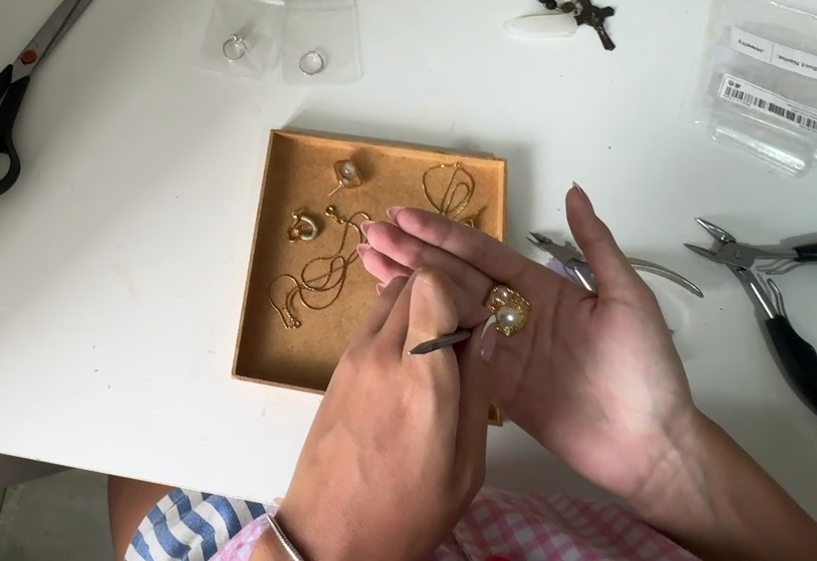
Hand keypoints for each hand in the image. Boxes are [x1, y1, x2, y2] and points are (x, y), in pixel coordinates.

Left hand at [274, 269, 488, 560]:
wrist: (329, 535)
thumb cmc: (408, 512)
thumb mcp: (466, 467)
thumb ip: (478, 391)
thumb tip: (487, 335)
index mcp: (421, 378)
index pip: (433, 286)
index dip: (462, 298)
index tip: (476, 333)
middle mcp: (382, 353)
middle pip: (413, 282)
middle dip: (444, 299)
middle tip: (459, 342)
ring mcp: (353, 354)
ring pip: (390, 295)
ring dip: (417, 308)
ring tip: (433, 354)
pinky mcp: (337, 363)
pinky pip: (372, 319)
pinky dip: (395, 324)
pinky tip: (406, 366)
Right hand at [356, 185, 698, 509]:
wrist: (651, 447)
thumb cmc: (645, 369)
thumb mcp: (628, 298)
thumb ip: (595, 246)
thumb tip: (573, 190)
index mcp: (536, 285)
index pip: (477, 250)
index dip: (440, 232)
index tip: (403, 215)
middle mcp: (509, 309)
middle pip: (449, 273)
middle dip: (409, 251)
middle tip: (369, 233)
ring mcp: (497, 346)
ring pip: (441, 306)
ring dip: (404, 283)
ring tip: (366, 260)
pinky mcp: (490, 384)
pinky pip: (449, 350)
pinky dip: (418, 329)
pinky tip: (390, 310)